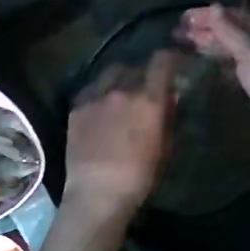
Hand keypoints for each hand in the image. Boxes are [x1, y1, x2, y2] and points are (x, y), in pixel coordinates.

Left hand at [63, 47, 181, 221]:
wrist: (96, 192)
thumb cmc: (139, 176)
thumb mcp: (165, 146)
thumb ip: (167, 116)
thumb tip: (168, 97)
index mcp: (148, 99)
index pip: (162, 61)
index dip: (170, 58)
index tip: (174, 62)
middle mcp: (120, 91)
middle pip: (134, 66)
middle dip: (142, 73)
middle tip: (144, 86)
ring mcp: (94, 98)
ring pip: (109, 74)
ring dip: (118, 79)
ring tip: (119, 93)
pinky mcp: (75, 109)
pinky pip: (90, 90)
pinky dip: (98, 92)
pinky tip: (100, 106)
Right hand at [182, 3, 249, 156]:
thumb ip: (229, 31)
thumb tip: (213, 7)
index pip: (233, 17)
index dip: (208, 16)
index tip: (182, 18)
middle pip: (228, 34)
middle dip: (203, 31)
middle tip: (176, 33)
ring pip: (226, 52)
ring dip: (206, 48)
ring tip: (181, 47)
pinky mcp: (249, 88)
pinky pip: (227, 72)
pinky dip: (212, 67)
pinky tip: (199, 68)